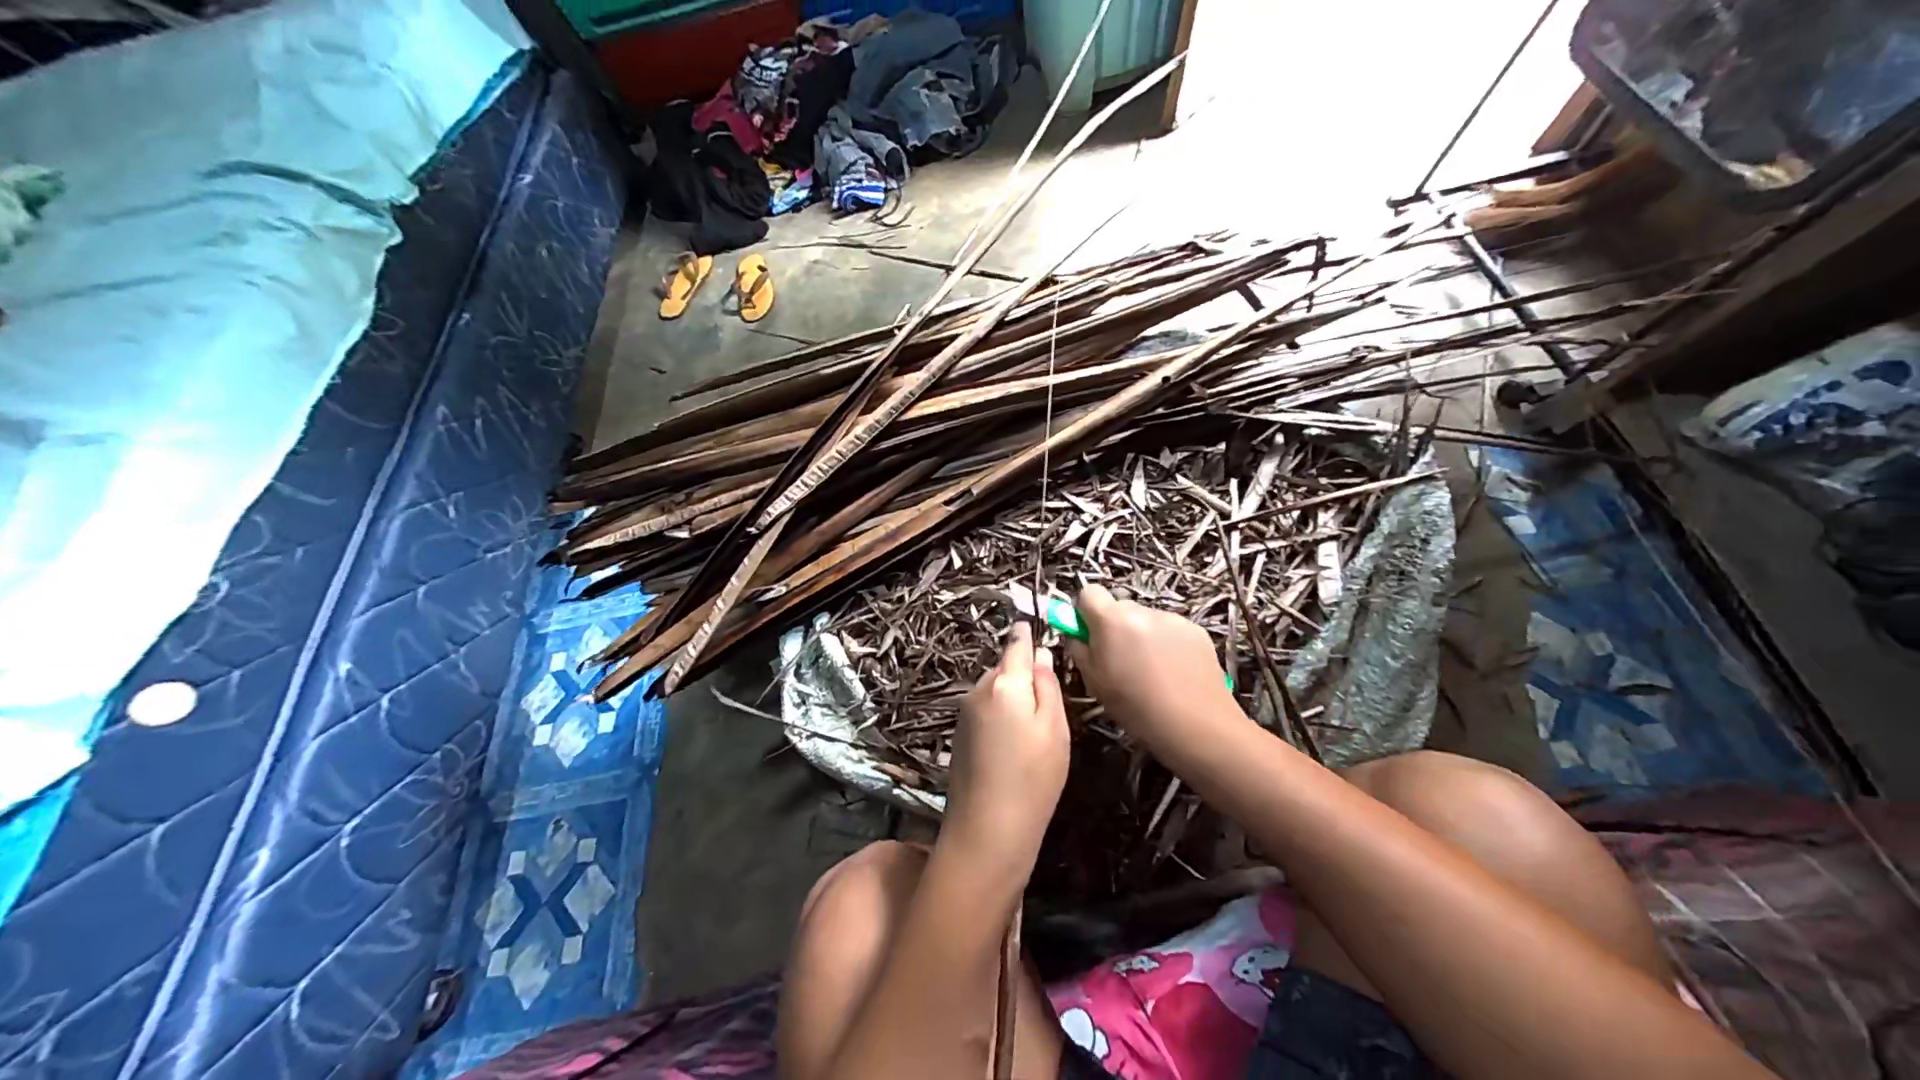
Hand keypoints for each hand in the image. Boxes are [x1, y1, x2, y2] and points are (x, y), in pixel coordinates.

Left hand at [943, 623, 1069, 865]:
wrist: (988, 828)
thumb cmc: (1034, 776)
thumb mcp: (1054, 728)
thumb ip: (1047, 685)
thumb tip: (1041, 653)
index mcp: (1004, 682)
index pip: (1016, 645)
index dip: (1026, 635)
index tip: (1032, 627)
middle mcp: (978, 689)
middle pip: (1002, 666)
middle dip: (1020, 669)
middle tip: (1045, 686)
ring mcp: (965, 712)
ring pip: (992, 688)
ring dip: (1009, 692)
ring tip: (1033, 718)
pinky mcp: (959, 734)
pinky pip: (984, 708)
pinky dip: (999, 712)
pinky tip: (1013, 738)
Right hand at [1066, 583, 1244, 749]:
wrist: (1195, 724)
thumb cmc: (1135, 707)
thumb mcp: (1093, 682)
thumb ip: (1080, 650)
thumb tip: (1078, 635)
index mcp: (1111, 620)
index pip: (1089, 592)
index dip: (1086, 611)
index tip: (1089, 634)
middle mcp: (1142, 611)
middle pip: (1120, 607)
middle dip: (1115, 625)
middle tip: (1120, 658)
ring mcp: (1172, 618)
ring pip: (1146, 619)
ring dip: (1142, 635)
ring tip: (1151, 670)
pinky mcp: (1196, 630)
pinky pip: (1171, 630)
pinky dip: (1167, 644)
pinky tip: (1173, 672)